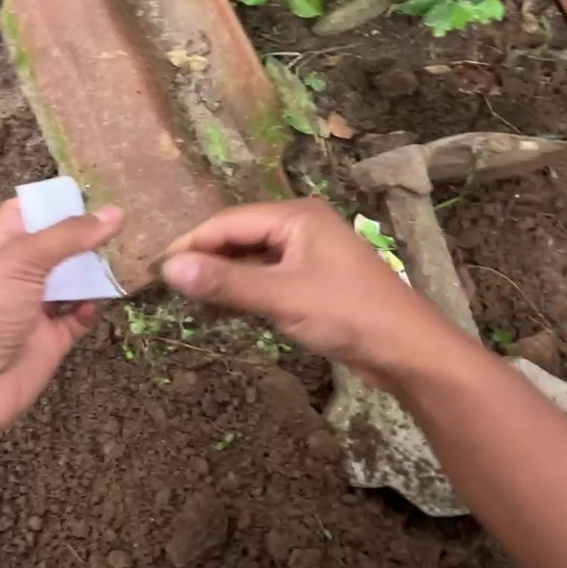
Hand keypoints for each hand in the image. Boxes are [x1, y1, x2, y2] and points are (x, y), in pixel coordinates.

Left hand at [0, 200, 124, 435]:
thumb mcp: (19, 261)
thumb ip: (68, 237)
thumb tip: (115, 212)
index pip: (23, 213)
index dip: (52, 203)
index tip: (92, 195)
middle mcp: (12, 276)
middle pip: (53, 247)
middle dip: (82, 236)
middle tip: (121, 224)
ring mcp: (31, 310)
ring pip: (70, 282)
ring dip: (93, 272)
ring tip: (124, 256)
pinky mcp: (49, 341)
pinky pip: (77, 319)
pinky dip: (90, 309)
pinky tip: (100, 301)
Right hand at [159, 198, 447, 383]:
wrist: (409, 351)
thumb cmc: (349, 315)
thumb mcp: (282, 297)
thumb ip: (225, 282)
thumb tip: (169, 268)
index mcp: (295, 216)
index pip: (227, 222)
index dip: (191, 244)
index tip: (157, 269)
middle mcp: (300, 225)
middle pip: (239, 235)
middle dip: (206, 259)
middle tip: (170, 287)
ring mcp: (309, 252)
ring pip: (252, 257)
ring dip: (224, 276)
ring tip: (191, 299)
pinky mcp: (313, 278)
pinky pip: (268, 275)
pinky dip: (245, 289)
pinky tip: (227, 307)